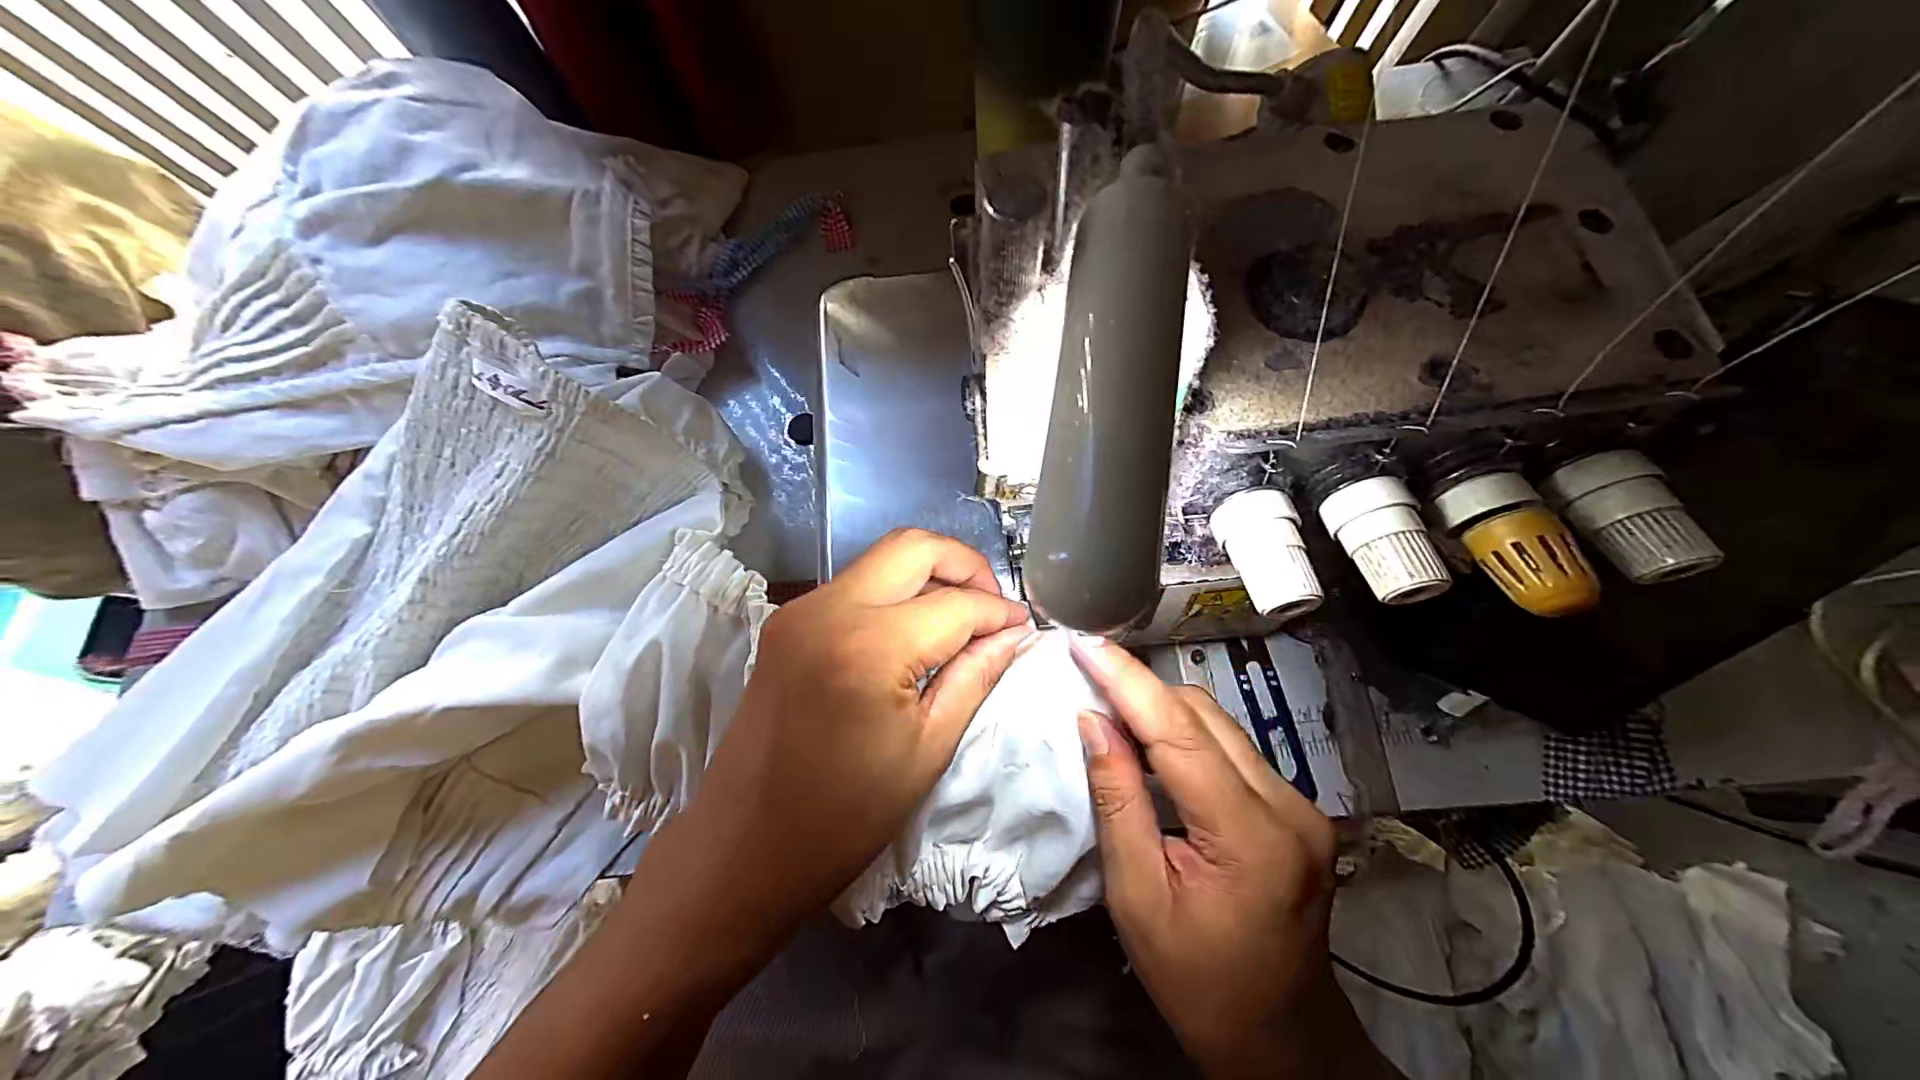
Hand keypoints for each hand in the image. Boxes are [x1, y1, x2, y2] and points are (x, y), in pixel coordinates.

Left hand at [481, 530, 1031, 1079]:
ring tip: (962, 618)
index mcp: (870, 646)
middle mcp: (829, 608)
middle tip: (995, 609)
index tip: (1025, 628)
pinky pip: (854, 584)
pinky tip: (916, 628)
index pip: (955, 604)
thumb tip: (1012, 636)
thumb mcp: (927, 751)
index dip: (999, 613)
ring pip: (881, 558)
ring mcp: (799, 610)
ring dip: (929, 575)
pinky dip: (894, 592)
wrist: (742, 849)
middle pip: (913, 546)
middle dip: (966, 566)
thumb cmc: (843, 819)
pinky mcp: (785, 622)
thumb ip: (974, 677)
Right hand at [1071, 636, 1351, 1075]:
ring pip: (1221, 724)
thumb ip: (1117, 801)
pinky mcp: (1297, 810)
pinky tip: (1151, 745)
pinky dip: (1186, 736)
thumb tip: (1093, 721)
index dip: (1127, 681)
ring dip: (1163, 709)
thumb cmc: (1197, 981)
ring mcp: (1301, 806)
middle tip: (1086, 679)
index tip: (1084, 642)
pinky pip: (1232, 749)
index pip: (1180, 732)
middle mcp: (1289, 807)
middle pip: (1206, 715)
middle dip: (1142, 690)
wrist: (1280, 1038)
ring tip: (1110, 708)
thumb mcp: (1138, 897)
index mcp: (1250, 836)